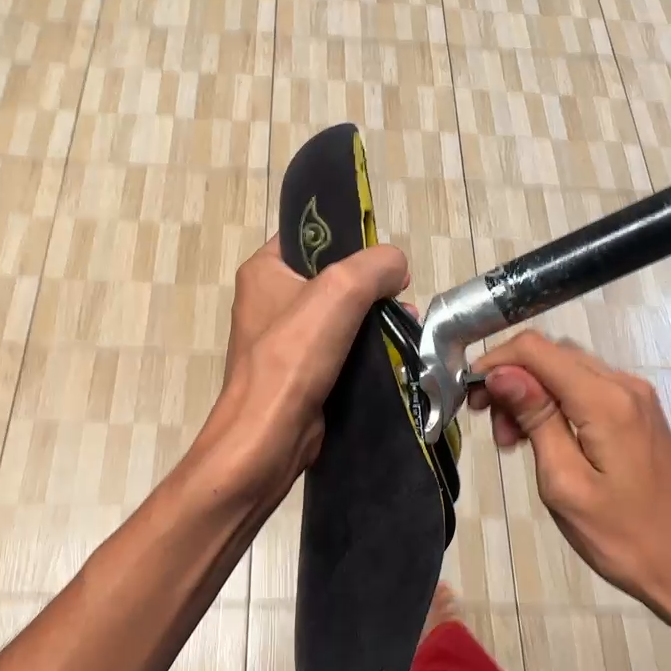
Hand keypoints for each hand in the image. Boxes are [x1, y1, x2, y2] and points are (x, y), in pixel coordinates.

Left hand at [192, 236, 408, 504]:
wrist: (268, 436)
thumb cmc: (293, 356)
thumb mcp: (340, 291)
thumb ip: (374, 265)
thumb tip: (396, 265)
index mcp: (264, 270)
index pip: (309, 234)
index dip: (349, 238)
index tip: (383, 256)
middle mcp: (269, 300)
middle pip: (331, 275)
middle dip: (371, 283)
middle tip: (401, 294)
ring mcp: (284, 339)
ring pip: (340, 314)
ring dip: (375, 317)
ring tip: (406, 323)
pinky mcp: (301, 372)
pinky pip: (340, 348)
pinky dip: (367, 348)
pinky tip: (394, 352)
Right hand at [468, 333, 670, 617]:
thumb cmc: (626, 538)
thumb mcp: (566, 484)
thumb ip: (536, 420)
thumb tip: (502, 374)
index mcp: (606, 400)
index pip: (535, 349)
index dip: (495, 362)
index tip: (471, 399)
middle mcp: (625, 386)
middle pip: (551, 355)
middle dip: (511, 381)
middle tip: (493, 431)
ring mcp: (637, 400)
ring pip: (567, 370)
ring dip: (531, 394)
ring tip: (515, 444)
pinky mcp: (640, 416)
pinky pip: (586, 390)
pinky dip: (556, 404)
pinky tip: (546, 442)